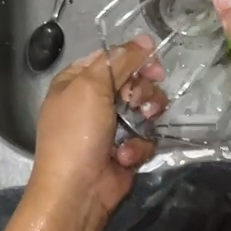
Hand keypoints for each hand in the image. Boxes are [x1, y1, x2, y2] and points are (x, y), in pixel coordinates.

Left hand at [30, 37, 165, 219]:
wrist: (77, 191)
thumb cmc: (77, 133)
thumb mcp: (93, 87)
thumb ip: (120, 60)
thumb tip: (145, 39)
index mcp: (76, 81)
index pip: (110, 58)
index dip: (133, 59)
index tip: (154, 65)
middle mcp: (92, 101)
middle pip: (132, 81)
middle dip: (141, 90)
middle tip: (141, 100)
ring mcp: (109, 126)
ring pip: (144, 107)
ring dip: (145, 115)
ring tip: (140, 123)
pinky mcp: (125, 149)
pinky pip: (145, 135)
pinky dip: (138, 145)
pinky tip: (125, 155)